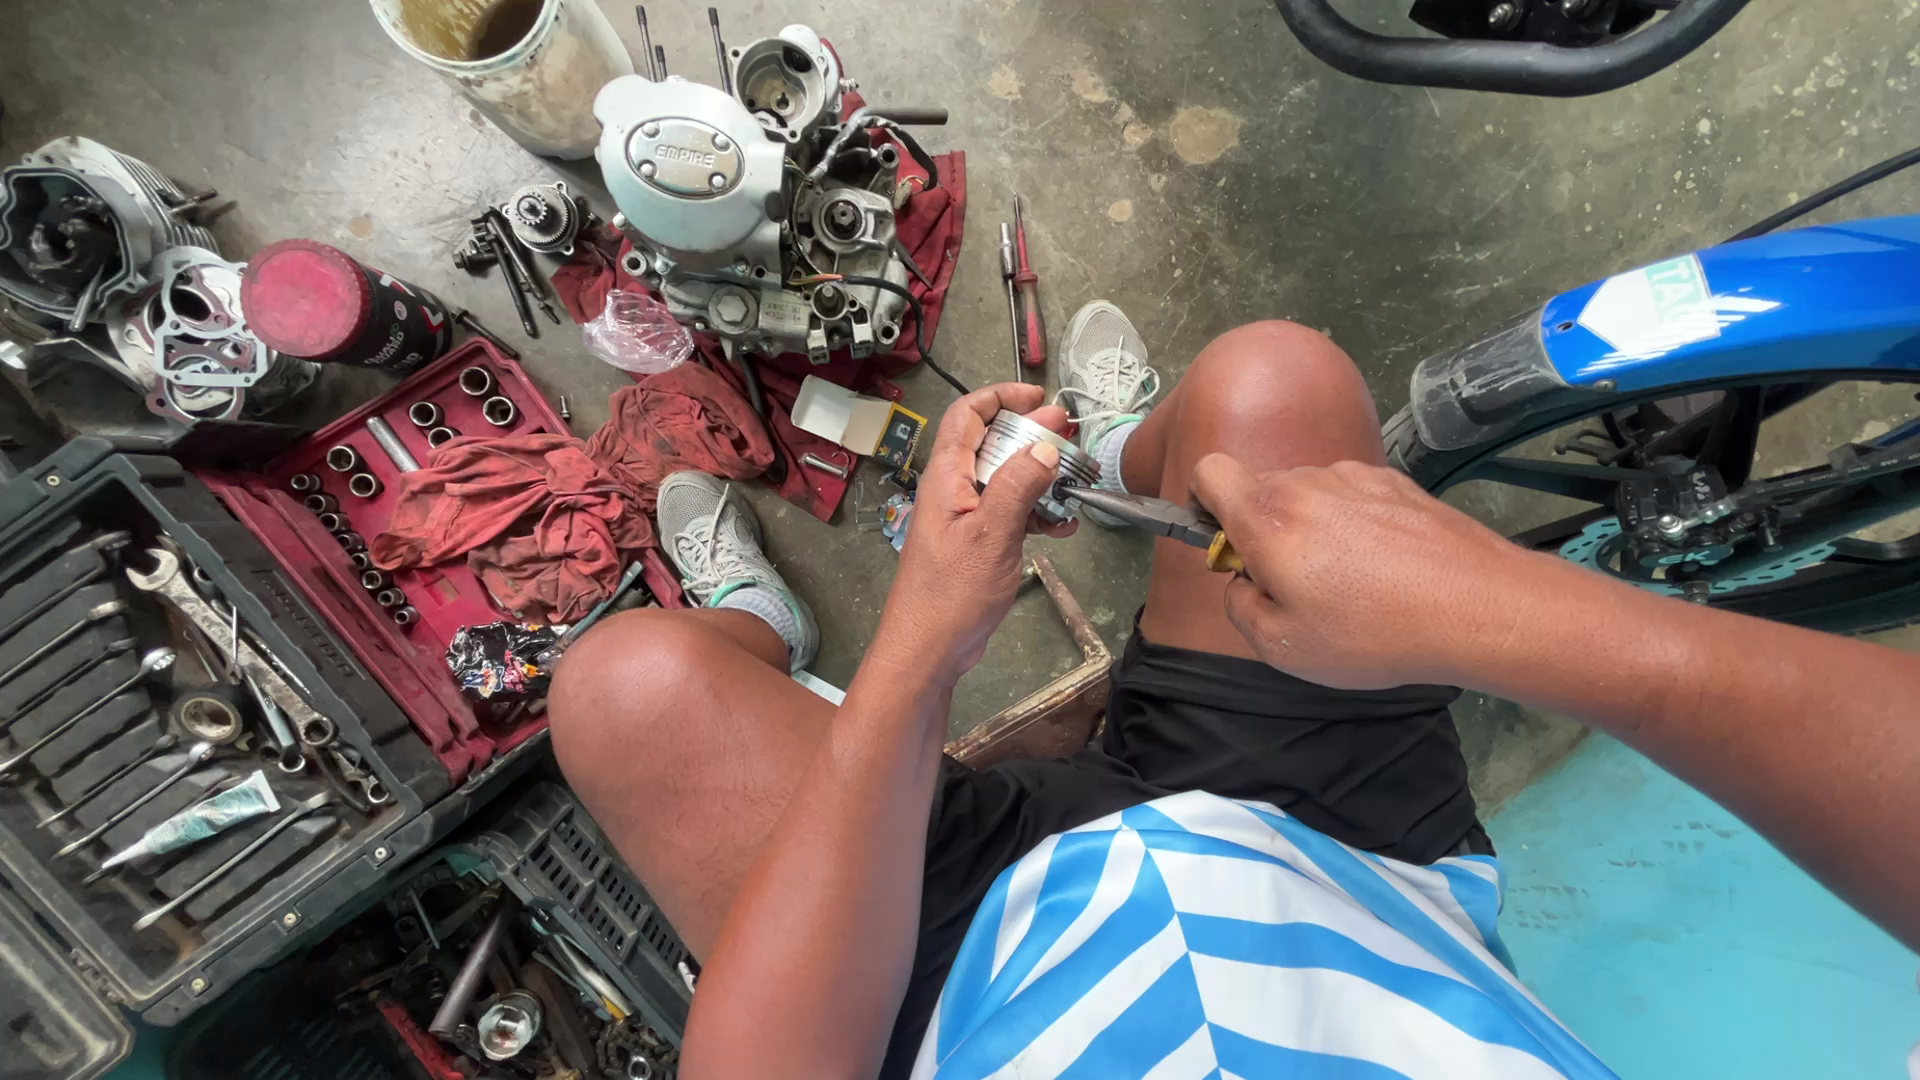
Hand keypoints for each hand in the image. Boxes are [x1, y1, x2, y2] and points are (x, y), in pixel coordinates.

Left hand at [877, 384, 1075, 680]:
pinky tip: (1061, 528)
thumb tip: (1046, 442)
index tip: (1041, 398)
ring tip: (1073, 485)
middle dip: (1031, 438)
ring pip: (1005, 479)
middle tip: (1069, 442)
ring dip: (1038, 479)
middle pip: (992, 444)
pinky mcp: (977, 543)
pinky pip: (1009, 513)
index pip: (967, 415)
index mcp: (946, 476)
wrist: (930, 649)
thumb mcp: (992, 533)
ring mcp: (965, 517)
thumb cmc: (954, 591)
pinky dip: (1035, 513)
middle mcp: (953, 489)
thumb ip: (1019, 484)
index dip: (1001, 396)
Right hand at [1191, 454, 1553, 689]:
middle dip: (1259, 526)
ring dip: (1307, 523)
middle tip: (1292, 579)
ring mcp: (1357, 476)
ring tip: (1348, 576)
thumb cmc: (1370, 632)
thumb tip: (1242, 579)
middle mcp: (1307, 481)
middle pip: (1259, 486)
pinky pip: (1351, 494)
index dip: (1203, 501)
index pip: (1210, 471)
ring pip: (1307, 491)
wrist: (1484, 609)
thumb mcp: (1280, 644)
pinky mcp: (1399, 482)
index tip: (1226, 542)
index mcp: (1267, 515)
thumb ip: (1238, 604)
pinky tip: (1384, 563)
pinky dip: (1350, 521)